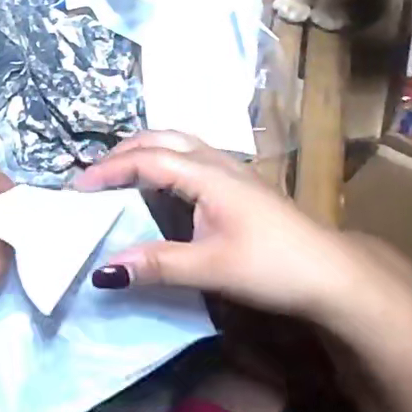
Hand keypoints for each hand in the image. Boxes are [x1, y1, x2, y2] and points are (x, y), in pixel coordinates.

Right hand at [72, 131, 411, 334]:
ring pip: (178, 142)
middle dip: (123, 151)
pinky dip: (164, 159)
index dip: (109, 170)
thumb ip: (158, 264)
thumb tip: (104, 269)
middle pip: (161, 139)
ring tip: (119, 173)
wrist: (333, 272)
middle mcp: (217, 161)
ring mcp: (231, 169)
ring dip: (145, 150)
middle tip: (93, 176)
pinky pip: (191, 154)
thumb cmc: (273, 265)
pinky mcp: (240, 182)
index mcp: (207, 174)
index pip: (147, 160)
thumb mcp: (212, 268)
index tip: (77, 188)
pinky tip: (162, 184)